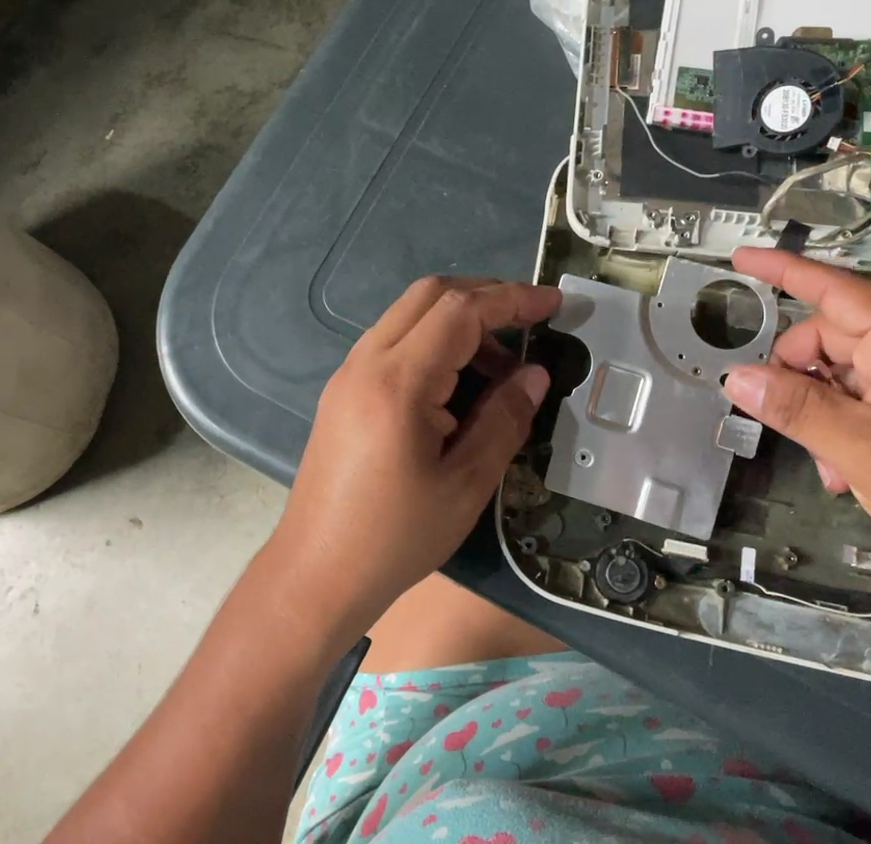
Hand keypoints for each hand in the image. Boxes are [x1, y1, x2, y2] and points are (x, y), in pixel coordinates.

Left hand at [274, 277, 558, 627]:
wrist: (316, 575)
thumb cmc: (395, 537)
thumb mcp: (465, 485)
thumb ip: (504, 420)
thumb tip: (534, 375)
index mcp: (398, 382)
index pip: (460, 310)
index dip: (512, 299)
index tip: (555, 304)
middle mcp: (366, 363)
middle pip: (429, 295)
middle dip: (484, 296)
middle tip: (529, 323)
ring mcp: (348, 375)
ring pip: (408, 316)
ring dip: (457, 322)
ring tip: (501, 370)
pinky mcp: (342, 393)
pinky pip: (392, 344)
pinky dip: (432, 344)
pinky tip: (458, 386)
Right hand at [722, 248, 870, 595]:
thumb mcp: (861, 453)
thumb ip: (796, 409)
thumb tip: (737, 378)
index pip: (841, 290)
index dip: (785, 271)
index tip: (741, 258)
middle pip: (843, 338)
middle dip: (807, 379)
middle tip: (790, 428)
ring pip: (859, 372)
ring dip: (831, 411)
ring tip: (831, 466)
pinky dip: (859, 421)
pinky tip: (852, 467)